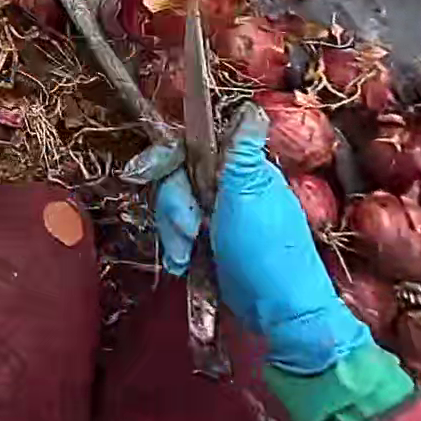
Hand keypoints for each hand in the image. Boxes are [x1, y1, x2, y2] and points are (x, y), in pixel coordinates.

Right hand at [154, 102, 371, 375]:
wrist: (279, 312)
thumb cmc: (266, 250)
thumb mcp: (250, 194)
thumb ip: (243, 149)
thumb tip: (253, 107)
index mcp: (238, 167)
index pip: (188, 145)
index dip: (164, 158)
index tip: (140, 173)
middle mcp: (226, 184)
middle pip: (176, 176)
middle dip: (174, 206)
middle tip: (189, 231)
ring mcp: (217, 213)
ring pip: (173, 205)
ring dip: (174, 231)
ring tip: (189, 255)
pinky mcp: (208, 240)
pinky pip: (177, 231)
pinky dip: (177, 247)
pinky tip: (186, 263)